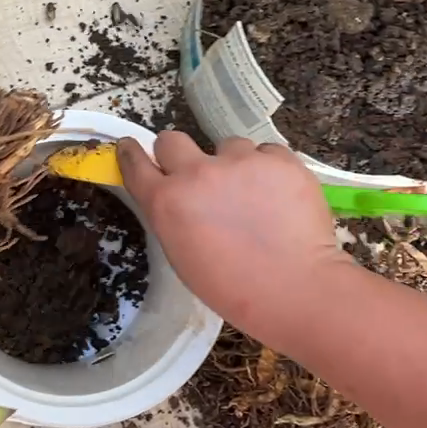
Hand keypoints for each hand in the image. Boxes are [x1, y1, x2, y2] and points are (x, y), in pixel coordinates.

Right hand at [116, 133, 348, 336]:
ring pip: (227, 145)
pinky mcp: (278, 159)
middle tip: (198, 175)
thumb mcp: (182, 255)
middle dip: (179, 154)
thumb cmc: (232, 287)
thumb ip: (173, 216)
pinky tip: (279, 195)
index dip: (132, 153)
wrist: (295, 288)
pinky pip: (266, 152)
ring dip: (233, 164)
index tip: (131, 147)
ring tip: (253, 194)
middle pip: (171, 139)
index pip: (135, 163)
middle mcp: (196, 173)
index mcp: (166, 202)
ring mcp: (239, 162)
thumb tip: (180, 197)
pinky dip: (268, 169)